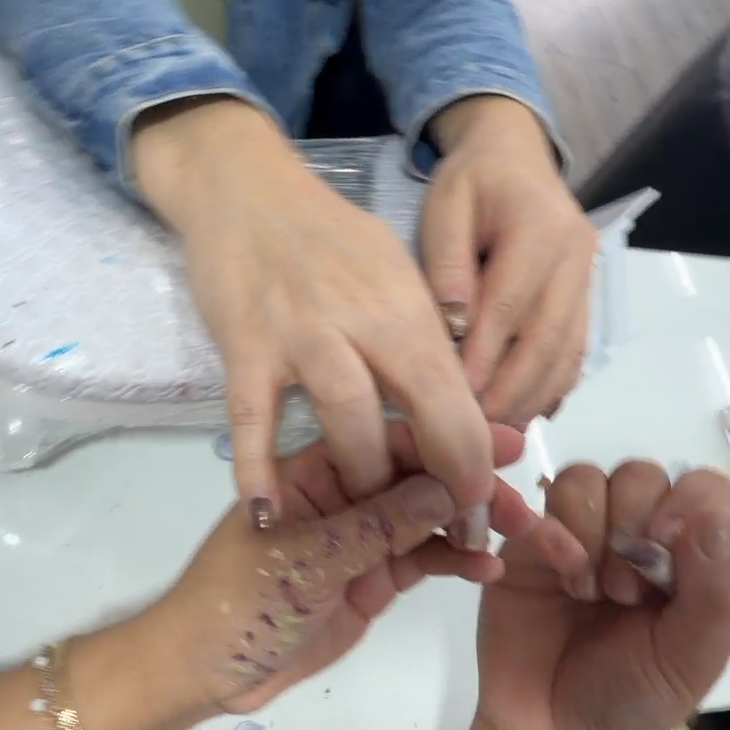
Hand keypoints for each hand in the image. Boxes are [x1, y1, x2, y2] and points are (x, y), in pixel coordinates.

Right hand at [132, 97, 492, 545]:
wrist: (244, 189)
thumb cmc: (327, 235)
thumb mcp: (393, 272)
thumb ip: (422, 337)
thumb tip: (457, 401)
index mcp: (408, 307)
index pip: (459, 397)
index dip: (478, 463)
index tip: (486, 511)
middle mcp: (364, 323)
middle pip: (417, 417)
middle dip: (440, 488)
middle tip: (450, 540)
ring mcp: (300, 337)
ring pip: (345, 423)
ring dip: (362, 484)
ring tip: (367, 528)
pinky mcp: (244, 348)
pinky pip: (251, 419)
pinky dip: (256, 469)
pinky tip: (264, 515)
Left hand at [148, 423, 539, 714]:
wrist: (208, 670)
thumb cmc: (239, 602)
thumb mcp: (308, 559)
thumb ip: (377, 524)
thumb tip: (449, 486)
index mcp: (313, 471)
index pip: (384, 441)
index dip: (442, 440)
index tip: (500, 443)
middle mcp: (343, 496)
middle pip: (414, 478)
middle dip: (467, 485)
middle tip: (522, 496)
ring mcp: (359, 539)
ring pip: (423, 520)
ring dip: (467, 524)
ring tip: (520, 532)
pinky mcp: (371, 579)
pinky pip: (417, 561)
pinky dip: (450, 562)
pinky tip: (485, 567)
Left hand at [423, 96, 599, 425]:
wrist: (514, 157)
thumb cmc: (470, 182)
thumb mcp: (445, 206)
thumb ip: (447, 261)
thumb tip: (451, 324)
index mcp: (539, 229)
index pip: (510, 307)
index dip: (483, 357)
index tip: (454, 398)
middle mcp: (575, 258)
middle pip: (546, 339)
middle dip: (510, 390)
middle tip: (475, 430)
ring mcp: (587, 279)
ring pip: (567, 352)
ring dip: (533, 397)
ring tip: (497, 432)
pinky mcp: (585, 297)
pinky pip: (575, 350)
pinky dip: (551, 386)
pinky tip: (525, 412)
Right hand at [475, 462, 729, 729]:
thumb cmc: (633, 698)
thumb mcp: (694, 657)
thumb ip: (717, 591)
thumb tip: (715, 516)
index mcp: (685, 558)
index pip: (699, 488)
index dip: (689, 502)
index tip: (673, 547)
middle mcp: (631, 536)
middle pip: (639, 474)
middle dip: (636, 523)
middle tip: (630, 591)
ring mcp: (574, 537)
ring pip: (585, 478)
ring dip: (594, 530)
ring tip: (593, 591)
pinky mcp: (526, 546)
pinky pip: (537, 508)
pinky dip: (555, 538)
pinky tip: (564, 583)